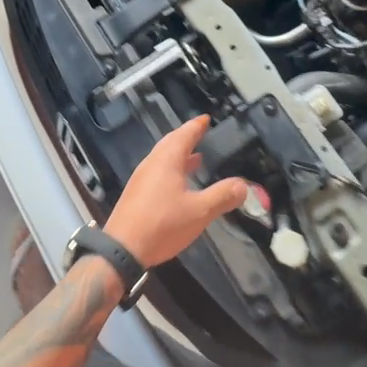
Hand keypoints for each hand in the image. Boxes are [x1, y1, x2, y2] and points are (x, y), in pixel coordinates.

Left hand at [104, 115, 249, 266]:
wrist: (123, 248)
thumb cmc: (163, 224)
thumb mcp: (199, 212)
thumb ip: (221, 197)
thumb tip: (243, 185)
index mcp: (167, 160)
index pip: (184, 135)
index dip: (196, 126)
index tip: (206, 118)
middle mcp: (152, 162)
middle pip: (170, 142)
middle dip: (186, 136)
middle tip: (200, 132)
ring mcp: (142, 177)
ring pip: (163, 157)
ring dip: (179, 154)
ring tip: (196, 157)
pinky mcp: (137, 192)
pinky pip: (158, 170)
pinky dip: (171, 168)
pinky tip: (179, 183)